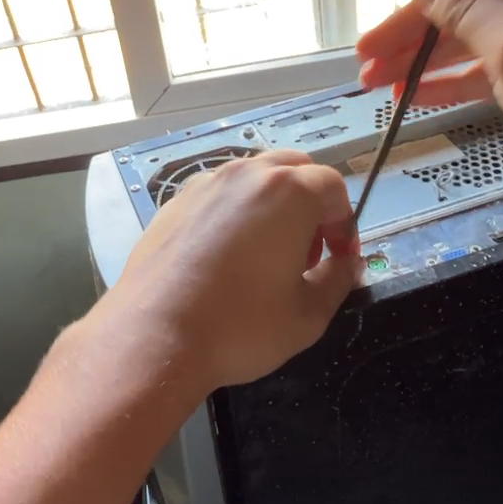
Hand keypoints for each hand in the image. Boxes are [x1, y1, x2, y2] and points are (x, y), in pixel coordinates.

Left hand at [93, 151, 362, 391]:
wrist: (155, 334)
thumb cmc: (240, 326)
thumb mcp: (309, 314)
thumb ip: (338, 279)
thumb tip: (346, 264)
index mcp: (287, 192)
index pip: (333, 186)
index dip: (344, 223)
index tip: (339, 259)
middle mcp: (244, 175)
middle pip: (294, 169)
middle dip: (311, 205)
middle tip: (306, 253)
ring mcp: (204, 184)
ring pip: (252, 177)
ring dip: (272, 204)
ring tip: (265, 256)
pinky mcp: (174, 202)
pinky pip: (217, 194)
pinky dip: (234, 212)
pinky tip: (223, 257)